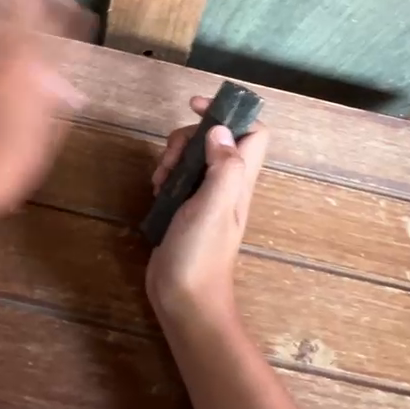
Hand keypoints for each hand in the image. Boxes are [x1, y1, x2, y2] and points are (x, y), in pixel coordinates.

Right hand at [145, 95, 270, 321]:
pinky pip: (180, 179)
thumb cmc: (200, 255)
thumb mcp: (213, 207)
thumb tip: (220, 130)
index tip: (194, 108)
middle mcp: (227, 186)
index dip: (229, 114)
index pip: (253, 134)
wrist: (185, 299)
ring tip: (159, 179)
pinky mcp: (186, 211)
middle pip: (217, 140)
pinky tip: (156, 191)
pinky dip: (166, 176)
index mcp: (239, 182)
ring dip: (174, 157)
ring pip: (196, 158)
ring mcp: (206, 199)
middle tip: (170, 160)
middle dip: (189, 137)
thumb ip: (224, 168)